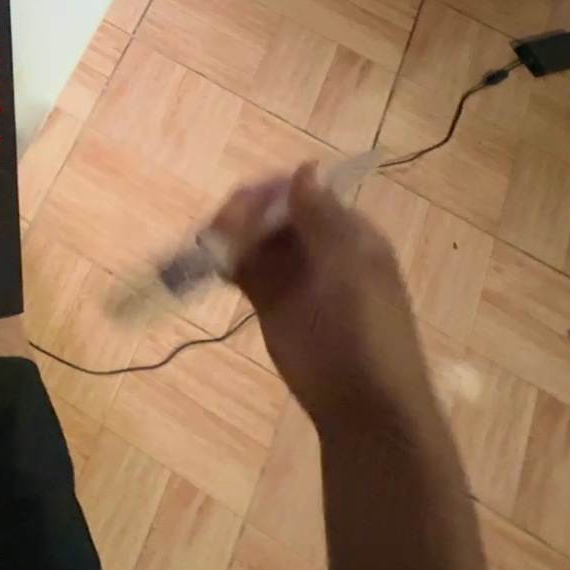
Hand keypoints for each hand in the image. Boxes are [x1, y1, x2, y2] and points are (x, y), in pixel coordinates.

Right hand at [214, 163, 438, 438]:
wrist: (360, 402)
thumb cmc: (363, 334)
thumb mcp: (348, 272)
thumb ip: (323, 220)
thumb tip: (303, 167)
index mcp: (346, 233)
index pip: (297, 194)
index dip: (264, 196)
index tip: (237, 213)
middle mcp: (316, 245)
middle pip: (266, 213)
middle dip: (238, 217)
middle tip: (215, 238)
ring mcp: (290, 272)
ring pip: (249, 238)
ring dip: (225, 238)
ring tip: (206, 254)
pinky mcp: (267, 297)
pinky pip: (239, 266)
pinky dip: (220, 261)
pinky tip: (206, 266)